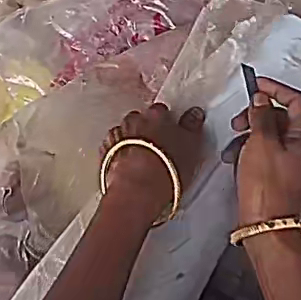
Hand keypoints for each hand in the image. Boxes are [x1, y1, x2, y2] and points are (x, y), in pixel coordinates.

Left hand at [102, 103, 206, 222]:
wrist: (138, 188)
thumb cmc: (166, 167)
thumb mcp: (191, 146)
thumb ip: (191, 126)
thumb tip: (194, 115)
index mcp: (155, 115)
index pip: (162, 110)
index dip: (167, 122)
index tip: (172, 133)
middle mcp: (133, 121)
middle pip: (140, 120)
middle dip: (147, 130)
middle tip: (158, 148)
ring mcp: (117, 136)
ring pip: (125, 133)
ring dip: (131, 141)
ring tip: (144, 160)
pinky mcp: (106, 153)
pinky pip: (112, 148)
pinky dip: (118, 154)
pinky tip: (128, 166)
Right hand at [233, 78, 300, 226]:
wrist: (265, 223)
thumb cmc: (267, 186)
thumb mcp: (260, 143)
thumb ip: (261, 116)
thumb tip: (261, 100)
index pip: (297, 101)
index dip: (276, 90)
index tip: (257, 85)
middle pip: (284, 116)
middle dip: (258, 113)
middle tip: (240, 119)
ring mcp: (296, 159)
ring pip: (273, 131)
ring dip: (251, 130)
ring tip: (234, 139)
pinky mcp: (283, 169)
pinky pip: (269, 147)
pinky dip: (251, 145)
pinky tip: (236, 155)